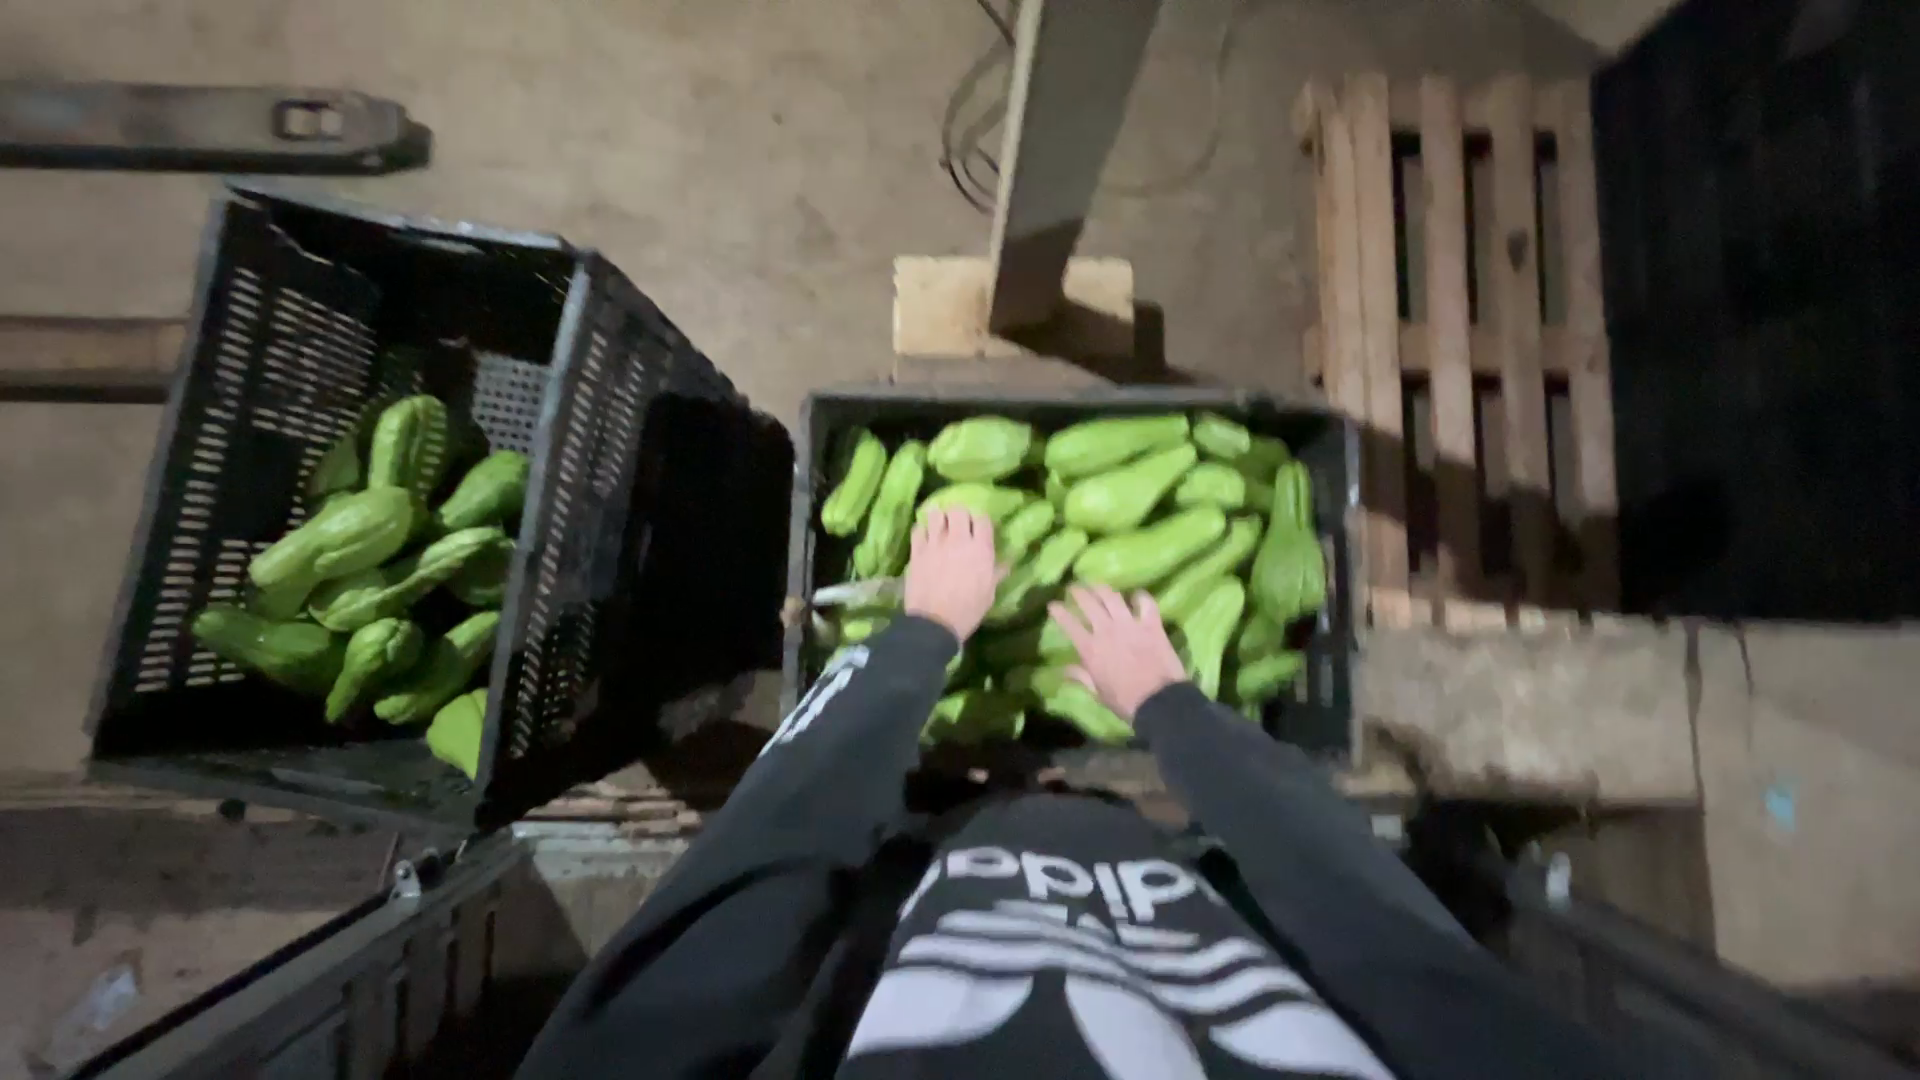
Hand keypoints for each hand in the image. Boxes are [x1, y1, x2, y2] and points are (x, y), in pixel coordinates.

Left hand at [903, 509, 999, 641]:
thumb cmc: (968, 611)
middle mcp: (958, 540)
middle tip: (958, 525)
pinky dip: (922, 531)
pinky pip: (918, 529)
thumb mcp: (989, 593)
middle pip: (958, 510)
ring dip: (939, 518)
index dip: (980, 521)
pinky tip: (925, 539)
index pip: (982, 518)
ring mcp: (935, 544)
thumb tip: (1007, 561)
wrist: (935, 623)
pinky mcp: (917, 551)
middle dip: (959, 515)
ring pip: (936, 514)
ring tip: (939, 528)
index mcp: (981, 550)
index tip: (978, 529)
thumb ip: (996, 572)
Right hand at [1049, 585, 1188, 719]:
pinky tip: (1136, 596)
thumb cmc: (1125, 701)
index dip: (1058, 611)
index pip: (1068, 623)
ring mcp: (1130, 624)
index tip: (1053, 604)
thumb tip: (1062, 670)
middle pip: (1089, 603)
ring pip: (1112, 596)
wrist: (1159, 701)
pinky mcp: (1151, 624)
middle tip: (1074, 587)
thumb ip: (1080, 677)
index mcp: (1090, 648)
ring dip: (1102, 588)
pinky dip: (1140, 597)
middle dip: (1078, 592)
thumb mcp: (1098, 692)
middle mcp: (1107, 630)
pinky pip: (1146, 603)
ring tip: (1097, 585)